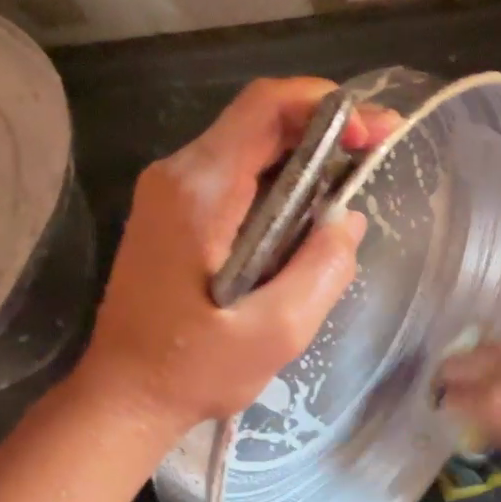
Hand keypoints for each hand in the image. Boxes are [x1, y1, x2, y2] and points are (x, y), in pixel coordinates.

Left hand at [76, 78, 396, 435]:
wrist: (123, 397)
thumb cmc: (194, 369)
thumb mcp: (277, 331)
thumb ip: (323, 268)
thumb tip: (348, 217)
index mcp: (200, 191)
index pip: (265, 106)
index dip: (328, 104)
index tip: (377, 131)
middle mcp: (179, 175)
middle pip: (259, 120)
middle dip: (325, 128)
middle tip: (377, 154)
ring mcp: (170, 192)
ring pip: (248, 145)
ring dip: (303, 155)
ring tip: (349, 186)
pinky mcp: (172, 213)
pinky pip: (234, 174)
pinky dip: (278, 180)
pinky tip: (306, 215)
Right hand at [437, 332, 500, 482]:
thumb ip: (486, 422)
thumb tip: (469, 409)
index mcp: (492, 402)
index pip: (449, 393)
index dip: (443, 400)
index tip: (443, 404)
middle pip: (459, 360)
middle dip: (453, 374)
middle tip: (455, 385)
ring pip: (488, 345)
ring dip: (481, 359)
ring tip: (487, 373)